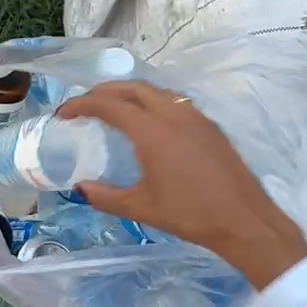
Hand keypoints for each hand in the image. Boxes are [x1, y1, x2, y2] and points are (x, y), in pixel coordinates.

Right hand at [59, 80, 306, 288]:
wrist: (243, 219)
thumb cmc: (189, 213)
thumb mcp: (141, 207)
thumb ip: (106, 195)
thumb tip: (81, 187)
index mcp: (152, 130)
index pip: (109, 105)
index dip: (82, 104)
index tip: (63, 113)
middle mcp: (173, 113)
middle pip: (132, 87)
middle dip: (104, 91)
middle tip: (85, 103)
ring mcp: (195, 116)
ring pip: (156, 91)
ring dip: (130, 93)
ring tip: (114, 107)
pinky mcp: (209, 126)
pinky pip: (174, 101)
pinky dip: (152, 101)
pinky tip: (149, 121)